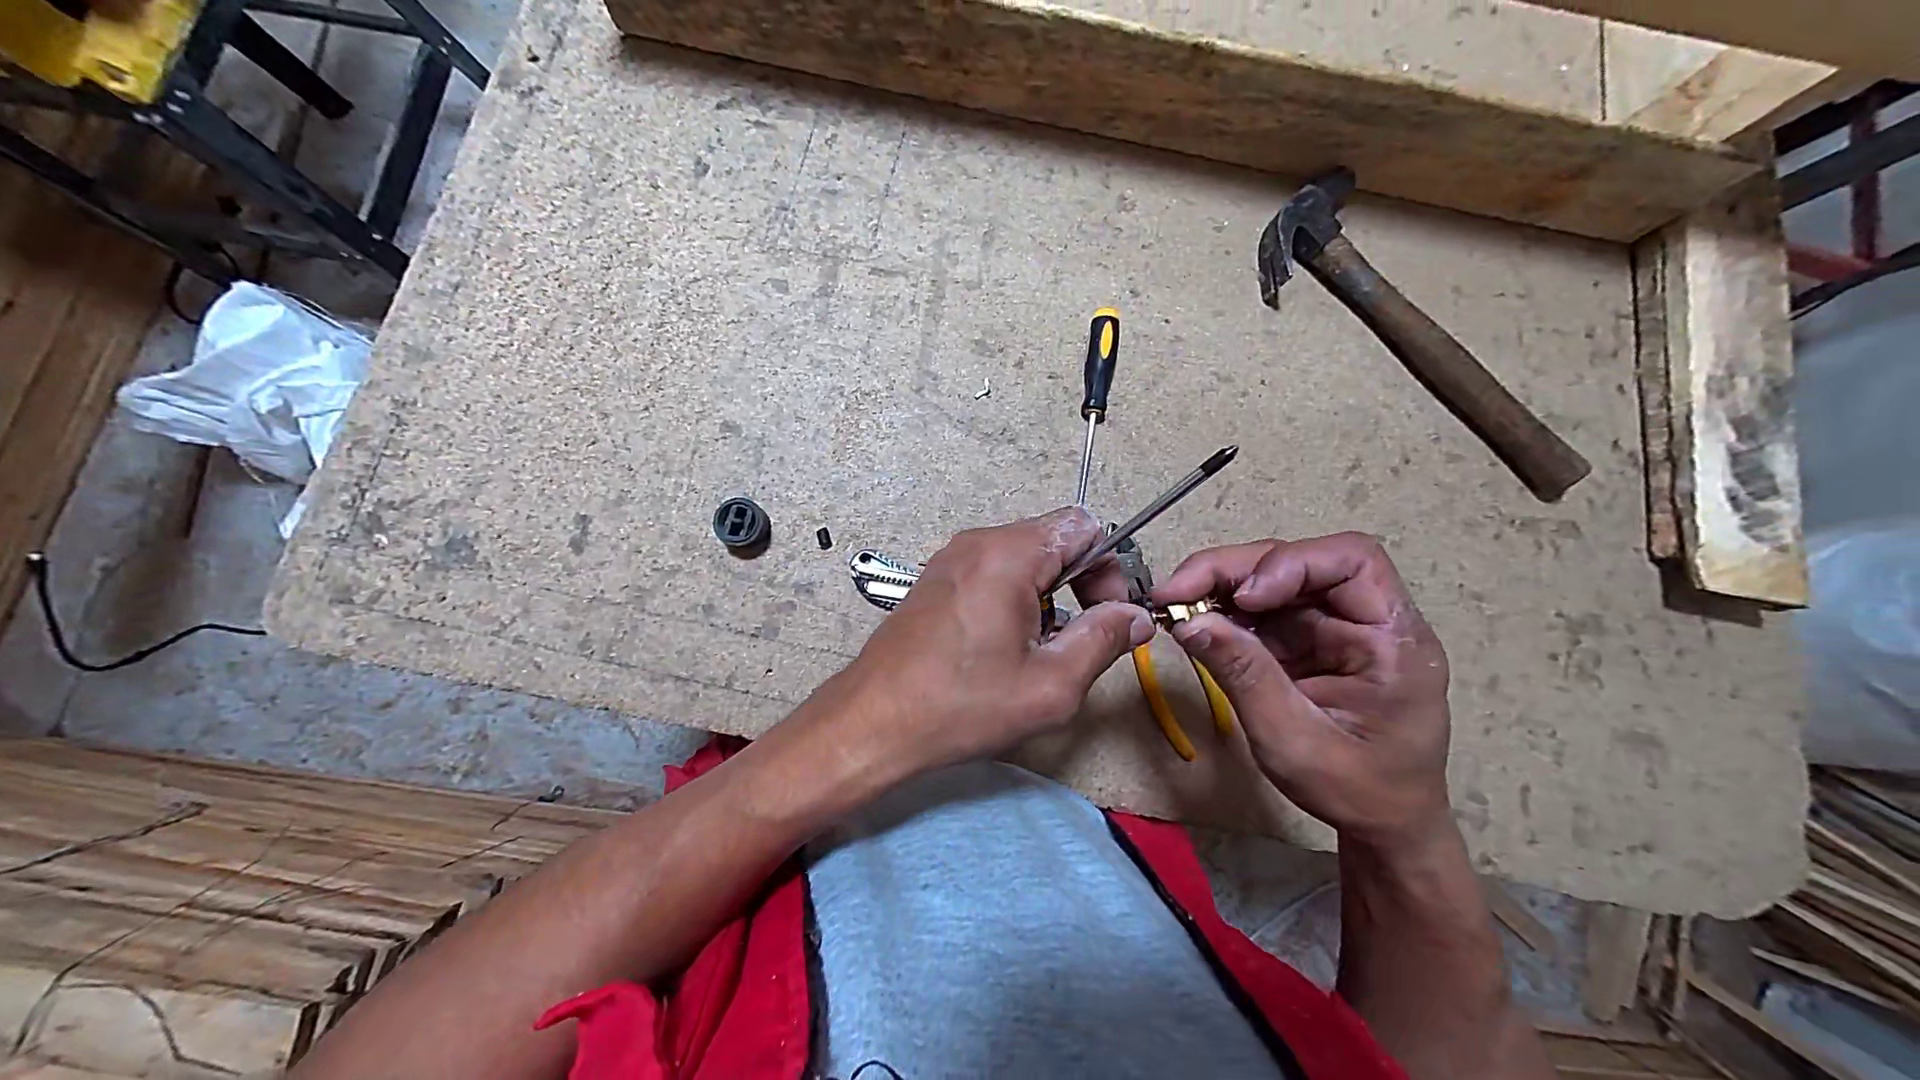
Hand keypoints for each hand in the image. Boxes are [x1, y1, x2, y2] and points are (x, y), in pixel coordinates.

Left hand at [812, 507, 1154, 777]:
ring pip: (1025, 558)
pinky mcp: (938, 581)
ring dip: (1048, 596)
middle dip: (1081, 583)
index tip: (1107, 613)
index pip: (1083, 525)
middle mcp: (977, 543)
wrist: (873, 723)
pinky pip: (994, 573)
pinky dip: (1016, 599)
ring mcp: (952, 560)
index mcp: (1007, 555)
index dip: (1108, 567)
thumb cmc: (958, 706)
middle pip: (1054, 539)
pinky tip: (1007, 646)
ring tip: (1041, 649)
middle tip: (1081, 637)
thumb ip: (1104, 640)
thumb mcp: (1050, 684)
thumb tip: (1134, 617)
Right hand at [1152, 533, 1451, 849]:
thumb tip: (1188, 622)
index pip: (1350, 560)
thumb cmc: (1356, 790)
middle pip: (1297, 561)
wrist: (1380, 824)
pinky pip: (1257, 608)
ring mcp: (1330, 626)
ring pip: (1270, 577)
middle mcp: (1363, 617)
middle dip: (1231, 570)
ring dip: (1218, 584)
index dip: (1290, 564)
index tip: (1244, 600)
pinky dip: (1220, 608)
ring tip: (1174, 605)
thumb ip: (1245, 676)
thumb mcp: (1295, 741)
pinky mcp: (1302, 638)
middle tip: (1174, 592)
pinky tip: (1193, 621)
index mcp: (1392, 637)